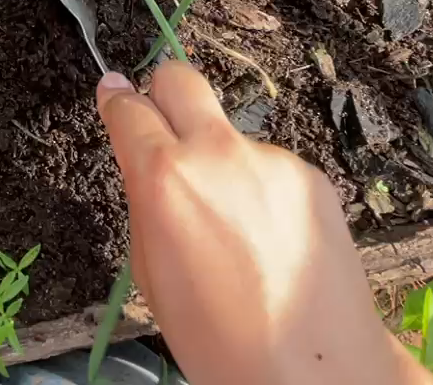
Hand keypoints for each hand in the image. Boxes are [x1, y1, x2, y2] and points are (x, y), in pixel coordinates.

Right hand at [96, 63, 432, 384]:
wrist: (318, 378)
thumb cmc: (214, 337)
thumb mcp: (148, 270)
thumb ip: (145, 199)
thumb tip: (143, 156)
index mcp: (163, 176)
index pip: (127, 104)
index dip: (115, 98)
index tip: (114, 96)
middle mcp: (214, 151)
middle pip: (178, 77)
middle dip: (163, 93)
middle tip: (168, 133)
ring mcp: (269, 159)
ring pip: (227, 133)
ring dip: (220, 160)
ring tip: (238, 224)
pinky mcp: (310, 175)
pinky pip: (268, 165)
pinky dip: (261, 188)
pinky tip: (273, 237)